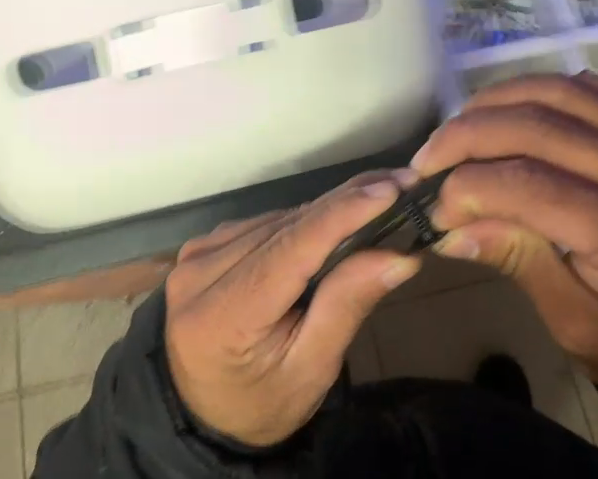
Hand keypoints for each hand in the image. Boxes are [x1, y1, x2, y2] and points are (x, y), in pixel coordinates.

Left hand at [164, 173, 421, 446]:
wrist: (200, 414)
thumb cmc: (262, 403)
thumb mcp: (311, 369)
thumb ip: (346, 306)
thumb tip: (398, 255)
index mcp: (222, 314)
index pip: (290, 248)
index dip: (341, 214)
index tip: (390, 188)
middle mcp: (199, 273)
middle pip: (284, 227)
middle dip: (345, 202)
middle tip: (401, 181)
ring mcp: (195, 255)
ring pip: (275, 219)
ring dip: (327, 207)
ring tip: (379, 195)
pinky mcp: (202, 246)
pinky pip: (261, 224)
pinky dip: (301, 220)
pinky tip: (335, 215)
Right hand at [411, 74, 597, 397]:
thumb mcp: (580, 328)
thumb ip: (521, 265)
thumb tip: (451, 227)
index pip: (531, 185)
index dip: (469, 187)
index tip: (433, 208)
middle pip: (539, 126)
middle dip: (468, 137)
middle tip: (426, 163)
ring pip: (559, 93)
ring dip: (494, 103)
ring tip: (455, 132)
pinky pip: (585, 92)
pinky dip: (534, 90)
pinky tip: (502, 113)